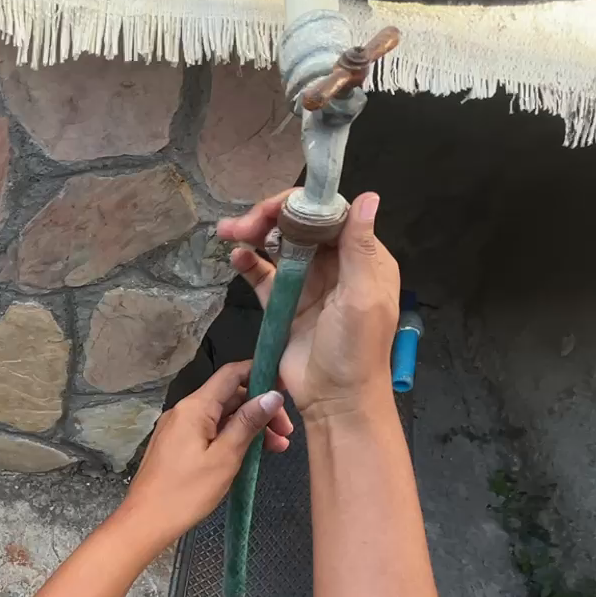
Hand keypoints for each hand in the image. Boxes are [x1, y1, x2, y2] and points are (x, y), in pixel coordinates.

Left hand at [114, 360, 291, 549]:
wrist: (146, 521)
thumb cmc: (185, 492)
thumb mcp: (225, 457)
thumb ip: (248, 423)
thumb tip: (271, 394)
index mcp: (194, 408)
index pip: (232, 374)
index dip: (261, 374)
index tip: (287, 387)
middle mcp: (183, 411)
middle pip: (230, 396)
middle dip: (261, 409)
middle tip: (286, 433)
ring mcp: (178, 428)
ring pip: (221, 416)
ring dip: (250, 427)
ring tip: (276, 448)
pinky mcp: (176, 445)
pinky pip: (209, 432)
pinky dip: (232, 438)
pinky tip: (251, 454)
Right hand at [216, 191, 401, 424]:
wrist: (334, 399)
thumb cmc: (356, 351)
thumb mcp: (363, 296)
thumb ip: (359, 248)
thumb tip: (367, 197)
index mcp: (361, 260)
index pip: (332, 216)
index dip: (303, 206)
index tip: (275, 209)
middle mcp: (334, 266)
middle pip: (300, 227)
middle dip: (270, 218)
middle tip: (242, 224)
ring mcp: (306, 285)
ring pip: (278, 248)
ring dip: (253, 236)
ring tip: (228, 233)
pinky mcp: (282, 305)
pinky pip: (263, 276)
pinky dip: (248, 263)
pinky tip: (235, 258)